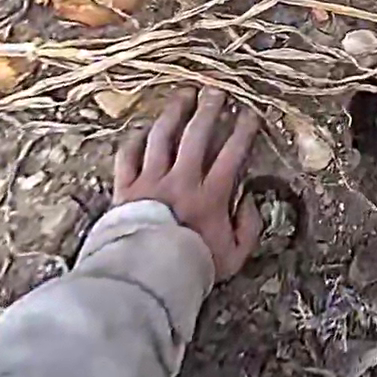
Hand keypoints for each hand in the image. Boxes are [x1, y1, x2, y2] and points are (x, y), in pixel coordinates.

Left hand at [116, 88, 260, 280]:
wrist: (143, 283)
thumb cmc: (191, 269)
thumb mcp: (234, 256)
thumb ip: (249, 227)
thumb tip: (250, 200)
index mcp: (210, 194)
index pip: (232, 151)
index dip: (244, 129)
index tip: (250, 113)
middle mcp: (182, 180)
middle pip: (197, 134)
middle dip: (209, 109)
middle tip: (216, 92)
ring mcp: (151, 181)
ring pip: (162, 136)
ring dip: (175, 112)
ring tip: (184, 94)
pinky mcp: (125, 189)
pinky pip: (128, 156)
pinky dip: (135, 140)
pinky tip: (143, 128)